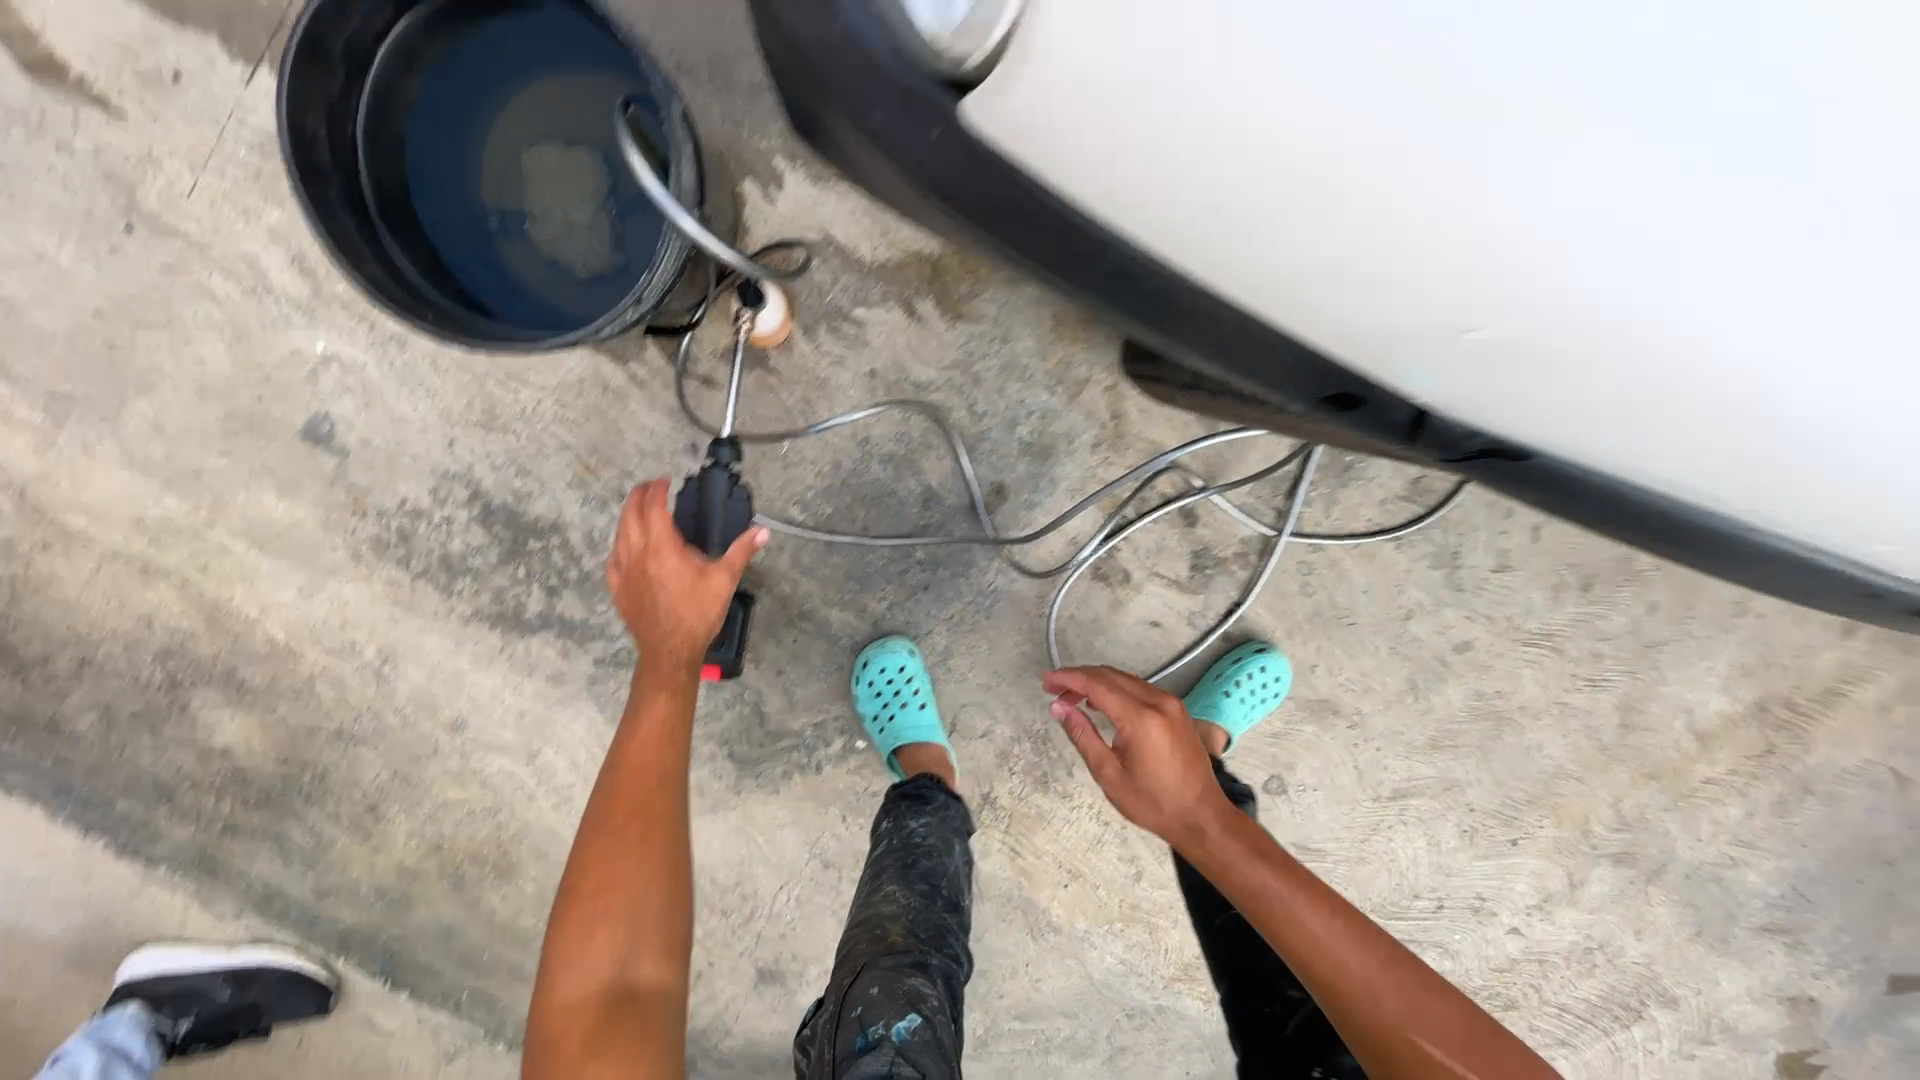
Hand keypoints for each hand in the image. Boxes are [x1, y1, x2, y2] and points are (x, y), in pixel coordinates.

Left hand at [606, 478, 768, 671]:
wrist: (670, 650)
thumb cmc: (698, 612)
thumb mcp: (725, 580)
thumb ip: (741, 551)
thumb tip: (764, 532)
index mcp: (662, 546)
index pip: (654, 507)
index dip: (657, 489)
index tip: (665, 481)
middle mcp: (637, 553)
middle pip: (630, 514)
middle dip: (638, 496)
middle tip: (650, 488)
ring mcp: (623, 571)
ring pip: (619, 534)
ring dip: (627, 517)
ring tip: (639, 511)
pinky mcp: (617, 588)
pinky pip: (613, 558)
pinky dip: (619, 545)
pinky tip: (625, 547)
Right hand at [1044, 666, 1233, 846]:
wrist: (1201, 816)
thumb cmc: (1153, 802)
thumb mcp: (1109, 774)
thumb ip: (1083, 735)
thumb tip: (1059, 707)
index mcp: (1141, 718)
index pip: (1097, 685)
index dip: (1068, 679)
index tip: (1046, 682)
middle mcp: (1159, 701)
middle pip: (1110, 676)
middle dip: (1079, 678)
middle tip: (1053, 690)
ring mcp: (1171, 703)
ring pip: (1125, 679)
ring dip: (1097, 683)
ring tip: (1071, 698)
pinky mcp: (1177, 709)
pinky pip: (1139, 689)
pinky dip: (1116, 690)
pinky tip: (1100, 703)